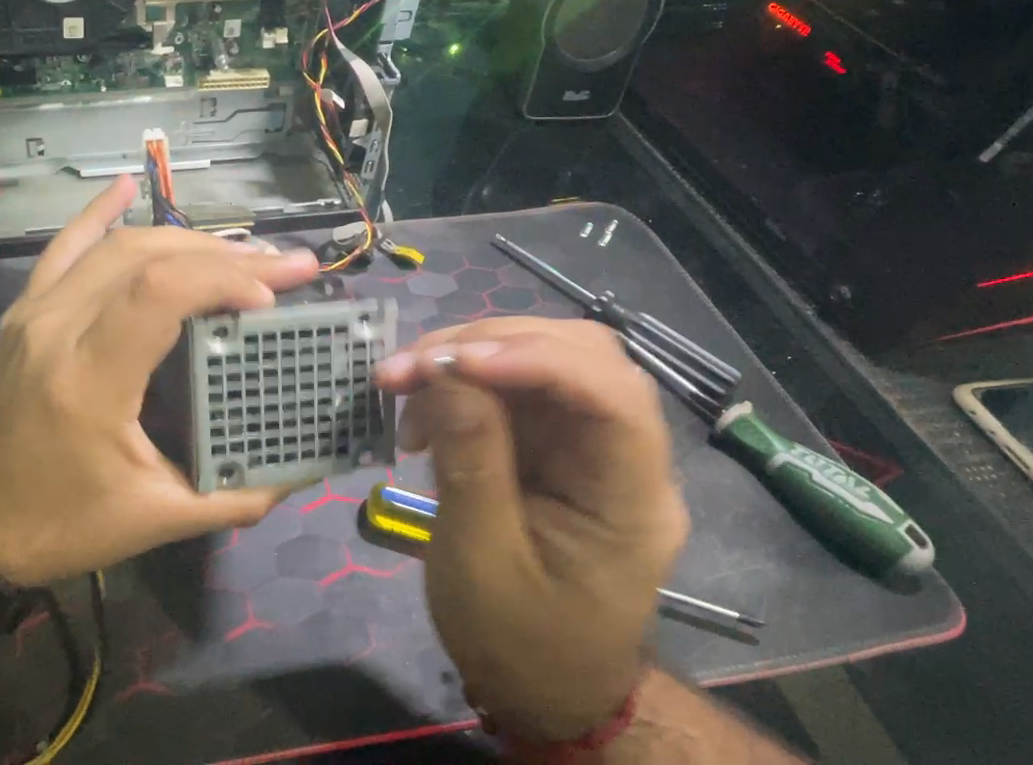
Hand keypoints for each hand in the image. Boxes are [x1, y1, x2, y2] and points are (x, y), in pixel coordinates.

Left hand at [0, 176, 322, 586]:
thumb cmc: (61, 526)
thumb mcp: (154, 520)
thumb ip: (234, 496)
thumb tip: (300, 471)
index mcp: (88, 380)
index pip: (159, 293)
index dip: (224, 279)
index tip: (276, 295)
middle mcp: (55, 329)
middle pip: (144, 257)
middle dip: (222, 255)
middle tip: (282, 267)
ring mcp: (32, 315)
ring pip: (112, 246)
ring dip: (181, 241)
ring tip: (239, 254)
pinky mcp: (22, 315)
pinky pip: (61, 248)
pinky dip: (97, 214)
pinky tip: (125, 187)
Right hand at [375, 318, 688, 741]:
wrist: (541, 689)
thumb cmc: (517, 641)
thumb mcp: (480, 560)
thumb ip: (470, 461)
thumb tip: (447, 371)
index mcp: (630, 500)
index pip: (613, 399)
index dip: (539, 360)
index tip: (457, 361)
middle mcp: (623, 457)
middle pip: (581, 358)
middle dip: (490, 345)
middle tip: (410, 365)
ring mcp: (589, 445)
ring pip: (544, 359)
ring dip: (468, 356)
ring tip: (402, 381)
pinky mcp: (555, 443)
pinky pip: (515, 387)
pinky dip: (462, 383)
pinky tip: (421, 408)